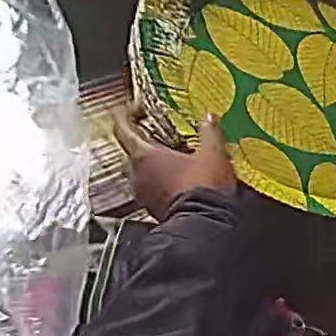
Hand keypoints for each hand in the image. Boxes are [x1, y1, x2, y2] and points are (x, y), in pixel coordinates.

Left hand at [113, 107, 234, 220]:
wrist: (206, 226)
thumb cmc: (203, 187)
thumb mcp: (213, 154)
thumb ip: (209, 133)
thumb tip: (209, 118)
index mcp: (145, 156)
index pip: (123, 129)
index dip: (125, 115)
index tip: (132, 109)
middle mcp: (137, 175)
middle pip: (133, 152)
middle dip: (146, 143)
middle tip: (162, 137)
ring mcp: (144, 195)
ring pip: (143, 173)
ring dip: (156, 167)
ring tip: (175, 162)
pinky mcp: (155, 211)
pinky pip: (154, 190)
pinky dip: (163, 184)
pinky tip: (181, 183)